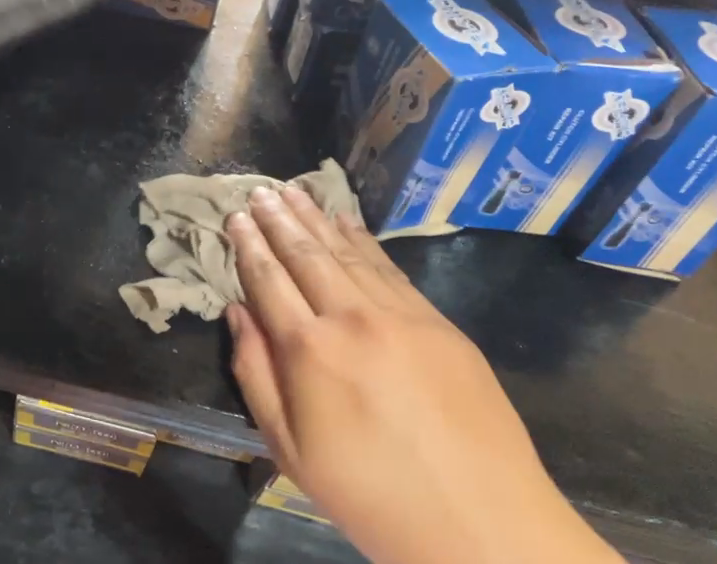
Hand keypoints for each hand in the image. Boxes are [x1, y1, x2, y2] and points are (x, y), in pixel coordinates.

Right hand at [224, 186, 620, 563]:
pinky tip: (346, 221)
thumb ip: (255, 374)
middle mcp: (352, 319)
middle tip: (258, 190)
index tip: (233, 216)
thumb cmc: (370, 495)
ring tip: (293, 191)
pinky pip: (390, 269)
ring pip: (348, 253)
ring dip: (315, 218)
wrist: (483, 525)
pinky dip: (363, 241)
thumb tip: (237, 312)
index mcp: (309, 351)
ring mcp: (401, 316)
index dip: (248, 245)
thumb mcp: (289, 450)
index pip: (268, 280)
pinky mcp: (440, 324)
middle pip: (305, 255)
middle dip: (278, 220)